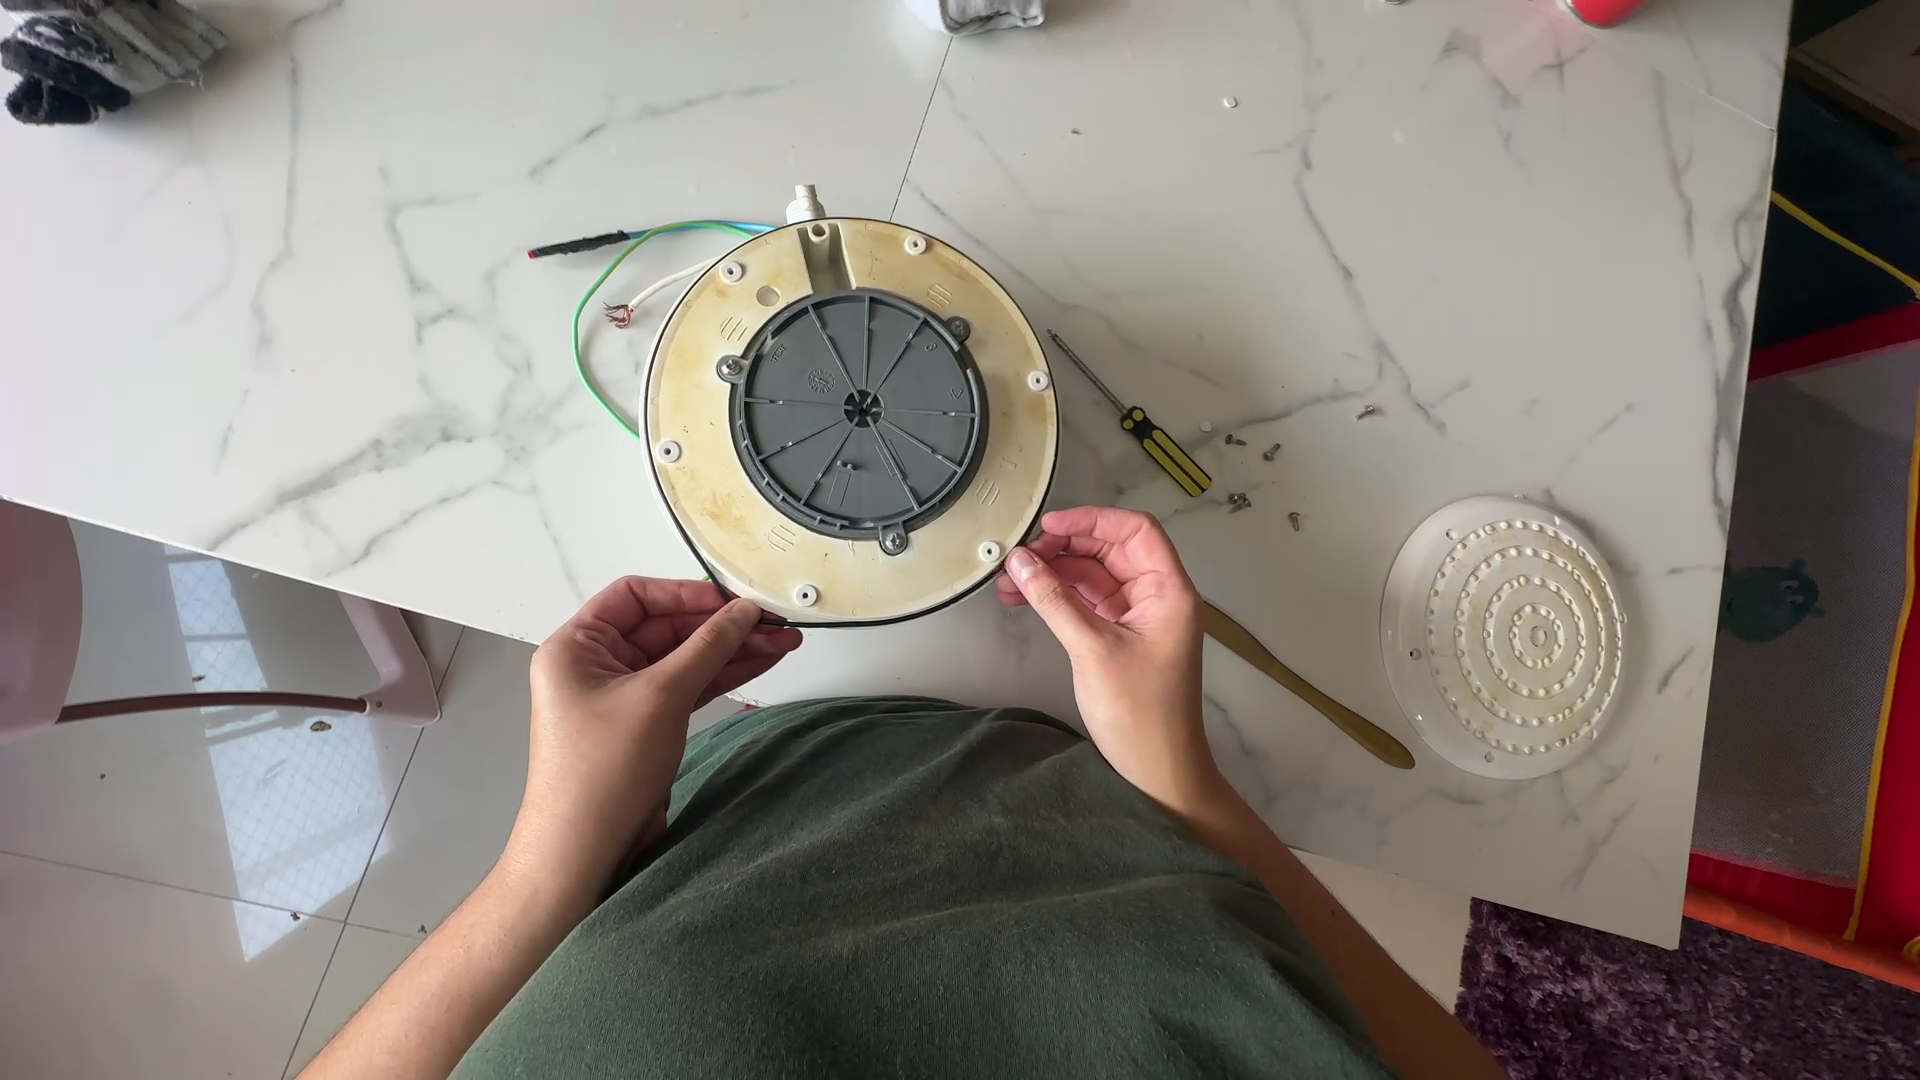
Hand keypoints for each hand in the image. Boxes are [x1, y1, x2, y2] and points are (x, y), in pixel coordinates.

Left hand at [509, 578, 802, 889]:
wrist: (586, 853)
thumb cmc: (602, 773)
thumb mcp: (660, 696)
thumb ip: (707, 647)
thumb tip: (745, 611)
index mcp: (578, 647)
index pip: (635, 595)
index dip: (686, 592)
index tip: (733, 600)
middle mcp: (600, 665)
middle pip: (670, 626)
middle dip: (723, 625)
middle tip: (772, 622)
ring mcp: (627, 694)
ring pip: (689, 657)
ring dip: (735, 649)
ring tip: (784, 641)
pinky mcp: (650, 721)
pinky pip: (693, 684)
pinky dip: (727, 674)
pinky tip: (763, 663)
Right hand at [996, 507, 1224, 814]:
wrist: (1156, 770)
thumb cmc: (1140, 714)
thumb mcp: (1093, 649)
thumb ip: (1055, 600)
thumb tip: (1020, 562)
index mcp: (1169, 590)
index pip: (1136, 530)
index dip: (1093, 520)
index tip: (1049, 526)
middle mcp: (1155, 596)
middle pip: (1109, 550)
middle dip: (1064, 548)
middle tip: (1021, 557)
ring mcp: (1136, 616)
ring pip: (1092, 576)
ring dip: (1053, 574)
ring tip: (1011, 580)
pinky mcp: (1118, 635)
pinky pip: (1085, 601)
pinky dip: (1057, 597)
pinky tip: (1025, 597)